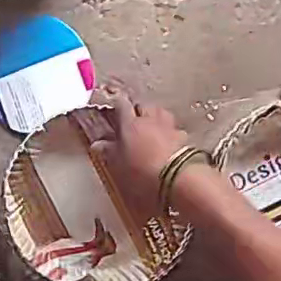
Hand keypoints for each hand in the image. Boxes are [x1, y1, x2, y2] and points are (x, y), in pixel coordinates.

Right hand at [88, 87, 191, 216]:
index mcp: (130, 123)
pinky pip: (174, 129)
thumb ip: (109, 151)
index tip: (114, 106)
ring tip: (151, 126)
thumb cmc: (142, 169)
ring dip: (155, 117)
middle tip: (133, 118)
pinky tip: (168, 141)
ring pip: (161, 113)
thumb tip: (97, 145)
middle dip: (138, 109)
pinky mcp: (183, 138)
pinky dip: (170, 132)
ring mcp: (169, 127)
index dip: (118, 103)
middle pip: (144, 105)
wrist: (176, 176)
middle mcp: (150, 119)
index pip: (122, 104)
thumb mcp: (119, 162)